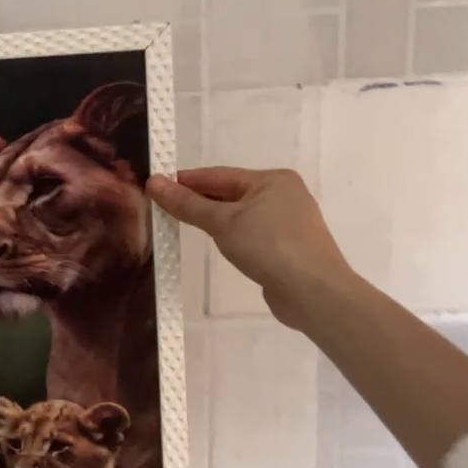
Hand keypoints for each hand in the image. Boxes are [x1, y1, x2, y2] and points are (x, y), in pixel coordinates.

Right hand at [146, 167, 356, 324]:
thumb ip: (186, 203)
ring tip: (183, 224)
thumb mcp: (221, 222)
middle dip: (197, 199)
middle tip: (162, 207)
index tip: (154, 187)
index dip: (184, 181)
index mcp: (272, 180)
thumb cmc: (268, 246)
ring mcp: (289, 221)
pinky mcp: (289, 245)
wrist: (314, 293)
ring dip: (213, 217)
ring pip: (240, 212)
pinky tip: (216, 242)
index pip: (217, 175)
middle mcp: (284, 195)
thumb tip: (153, 181)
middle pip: (229, 192)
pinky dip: (231, 233)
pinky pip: (251, 230)